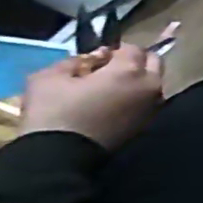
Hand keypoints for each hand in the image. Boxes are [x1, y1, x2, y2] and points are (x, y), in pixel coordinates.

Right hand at [17, 43, 164, 149]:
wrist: (60, 153)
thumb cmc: (53, 111)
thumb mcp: (48, 77)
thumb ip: (75, 60)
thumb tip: (95, 57)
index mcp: (130, 71)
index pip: (133, 48)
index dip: (115, 50)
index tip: (96, 59)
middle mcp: (150, 85)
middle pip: (153, 62)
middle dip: (135, 60)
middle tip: (109, 69)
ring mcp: (154, 104)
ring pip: (154, 81)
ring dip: (139, 78)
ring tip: (110, 87)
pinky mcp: (149, 120)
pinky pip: (149, 99)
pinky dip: (138, 95)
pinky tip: (114, 102)